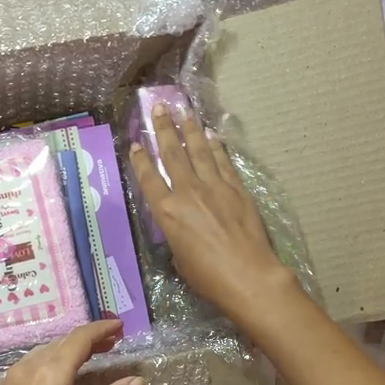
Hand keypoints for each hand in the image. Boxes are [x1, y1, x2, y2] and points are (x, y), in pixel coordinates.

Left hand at [0, 319, 143, 384]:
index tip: (121, 326)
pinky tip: (62, 372)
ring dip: (70, 347)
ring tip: (93, 354)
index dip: (102, 329)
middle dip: (89, 338)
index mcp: (51, 375)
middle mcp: (29, 368)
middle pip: (63, 341)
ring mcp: (11, 378)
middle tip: (114, 341)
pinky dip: (53, 358)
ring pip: (46, 350)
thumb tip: (136, 380)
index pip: (80, 339)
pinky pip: (32, 362)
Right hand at [127, 105, 299, 326]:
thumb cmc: (208, 277)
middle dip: (165, 129)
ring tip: (184, 111)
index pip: (149, 179)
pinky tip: (212, 135)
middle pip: (173, 154)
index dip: (141, 160)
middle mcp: (188, 193)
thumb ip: (177, 236)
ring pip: (199, 151)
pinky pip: (223, 162)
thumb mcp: (181, 259)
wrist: (248, 276)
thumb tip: (182, 227)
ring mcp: (215, 187)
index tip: (137, 143)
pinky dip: (216, 147)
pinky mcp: (237, 189)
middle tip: (159, 108)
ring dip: (190, 129)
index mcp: (168, 213)